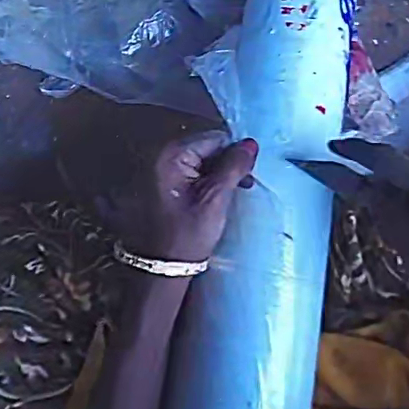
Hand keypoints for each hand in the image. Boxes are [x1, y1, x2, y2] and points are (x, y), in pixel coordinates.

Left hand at [114, 131, 259, 265]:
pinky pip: (189, 174)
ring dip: (218, 174)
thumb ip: (234, 166)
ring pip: (199, 162)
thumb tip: (250, 143)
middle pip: (205, 148)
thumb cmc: (188, 233)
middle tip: (244, 186)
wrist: (161, 269)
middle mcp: (160, 156)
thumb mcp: (216, 198)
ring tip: (232, 195)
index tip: (248, 175)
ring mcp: (157, 171)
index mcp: (171, 155)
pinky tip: (216, 199)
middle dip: (227, 164)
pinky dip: (205, 182)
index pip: (214, 139)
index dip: (235, 154)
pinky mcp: (159, 185)